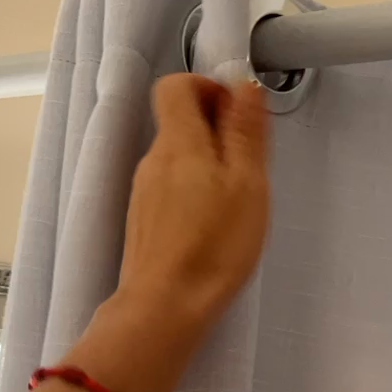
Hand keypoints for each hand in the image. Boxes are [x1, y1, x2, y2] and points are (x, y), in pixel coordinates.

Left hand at [68, 74, 270, 391]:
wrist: (166, 306)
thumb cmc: (213, 246)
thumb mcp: (247, 182)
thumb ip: (244, 130)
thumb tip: (243, 86)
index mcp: (178, 142)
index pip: (176, 85)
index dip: (208, 87)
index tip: (236, 114)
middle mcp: (153, 161)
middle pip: (179, 122)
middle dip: (215, 130)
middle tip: (248, 162)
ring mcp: (144, 193)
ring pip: (177, 158)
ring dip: (207, 164)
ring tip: (235, 199)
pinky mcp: (144, 221)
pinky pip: (170, 188)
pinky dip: (193, 192)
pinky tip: (213, 224)